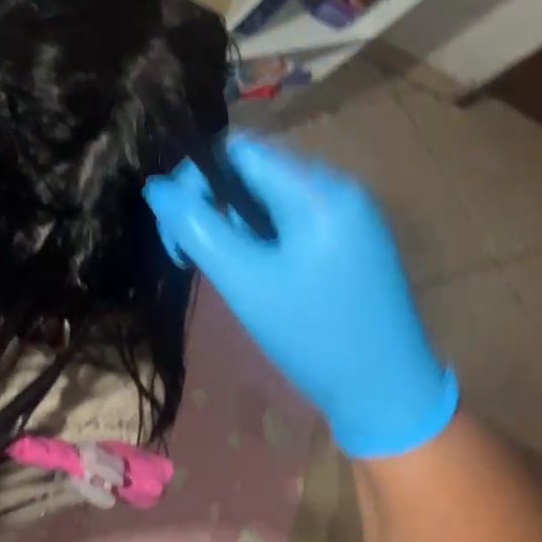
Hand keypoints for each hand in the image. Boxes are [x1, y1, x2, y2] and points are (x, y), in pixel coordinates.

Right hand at [143, 132, 457, 458]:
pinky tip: (255, 270)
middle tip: (190, 255)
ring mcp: (349, 212)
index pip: (237, 150)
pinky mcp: (351, 236)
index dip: (194, 178)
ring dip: (233, 222)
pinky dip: (260, 234)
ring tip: (226, 269)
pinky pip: (290, 215)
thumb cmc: (311, 334)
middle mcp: (337, 187)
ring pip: (268, 194)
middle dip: (211, 204)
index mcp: (317, 191)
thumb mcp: (243, 280)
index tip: (175, 230)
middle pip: (252, 169)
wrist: (387, 390)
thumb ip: (195, 227)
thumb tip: (154, 187)